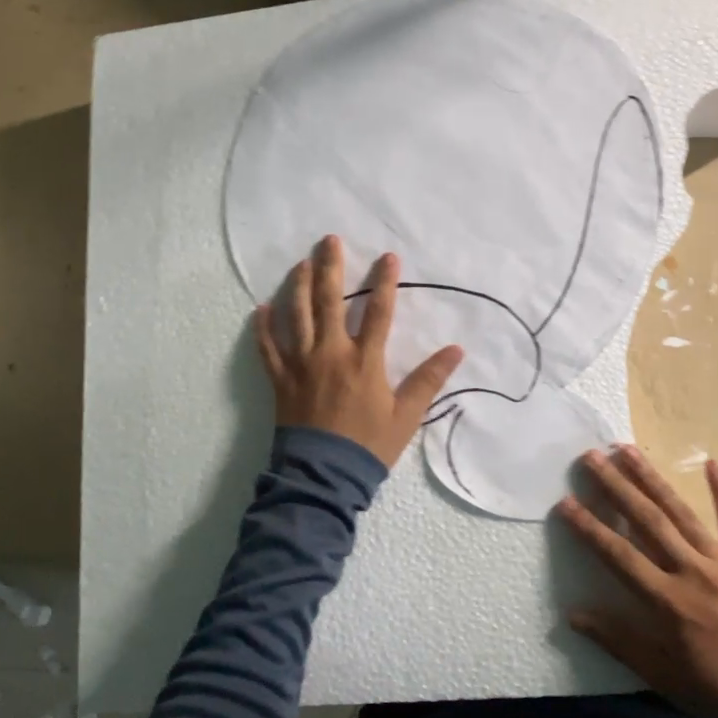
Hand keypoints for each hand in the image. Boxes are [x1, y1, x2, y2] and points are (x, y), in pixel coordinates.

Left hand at [255, 236, 464, 466]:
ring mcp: (302, 364)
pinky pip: (268, 349)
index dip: (384, 282)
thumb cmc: (369, 446)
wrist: (323, 477)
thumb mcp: (407, 416)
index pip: (379, 311)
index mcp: (365, 360)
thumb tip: (457, 350)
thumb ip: (429, 380)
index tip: (388, 257)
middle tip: (329, 240)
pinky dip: (263, 328)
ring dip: (298, 287)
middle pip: (330, 302)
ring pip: (297, 316)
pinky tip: (260, 308)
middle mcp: (331, 354)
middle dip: (331, 268)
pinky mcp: (281, 380)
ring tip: (300, 263)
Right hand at [557, 446, 717, 717]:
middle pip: (646, 521)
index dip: (589, 528)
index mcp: (668, 600)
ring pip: (680, 512)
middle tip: (590, 457)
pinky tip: (711, 462)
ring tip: (627, 449)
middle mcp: (691, 570)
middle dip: (615, 487)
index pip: (618, 555)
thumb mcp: (665, 676)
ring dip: (651, 478)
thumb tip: (574, 614)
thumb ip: (620, 642)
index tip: (564, 502)